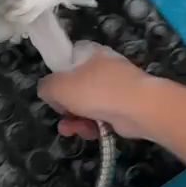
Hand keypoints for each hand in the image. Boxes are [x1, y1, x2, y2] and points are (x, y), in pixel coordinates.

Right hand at [38, 42, 172, 139]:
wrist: (140, 108)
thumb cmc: (97, 91)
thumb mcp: (59, 87)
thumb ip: (46, 87)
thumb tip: (48, 92)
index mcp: (89, 53)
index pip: (67, 57)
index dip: (56, 74)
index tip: (53, 90)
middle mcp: (103, 67)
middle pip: (75, 85)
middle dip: (65, 104)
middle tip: (61, 113)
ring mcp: (115, 87)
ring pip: (87, 103)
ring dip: (75, 119)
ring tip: (70, 131)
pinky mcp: (124, 106)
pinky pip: (101, 115)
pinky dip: (92, 125)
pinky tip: (88, 133)